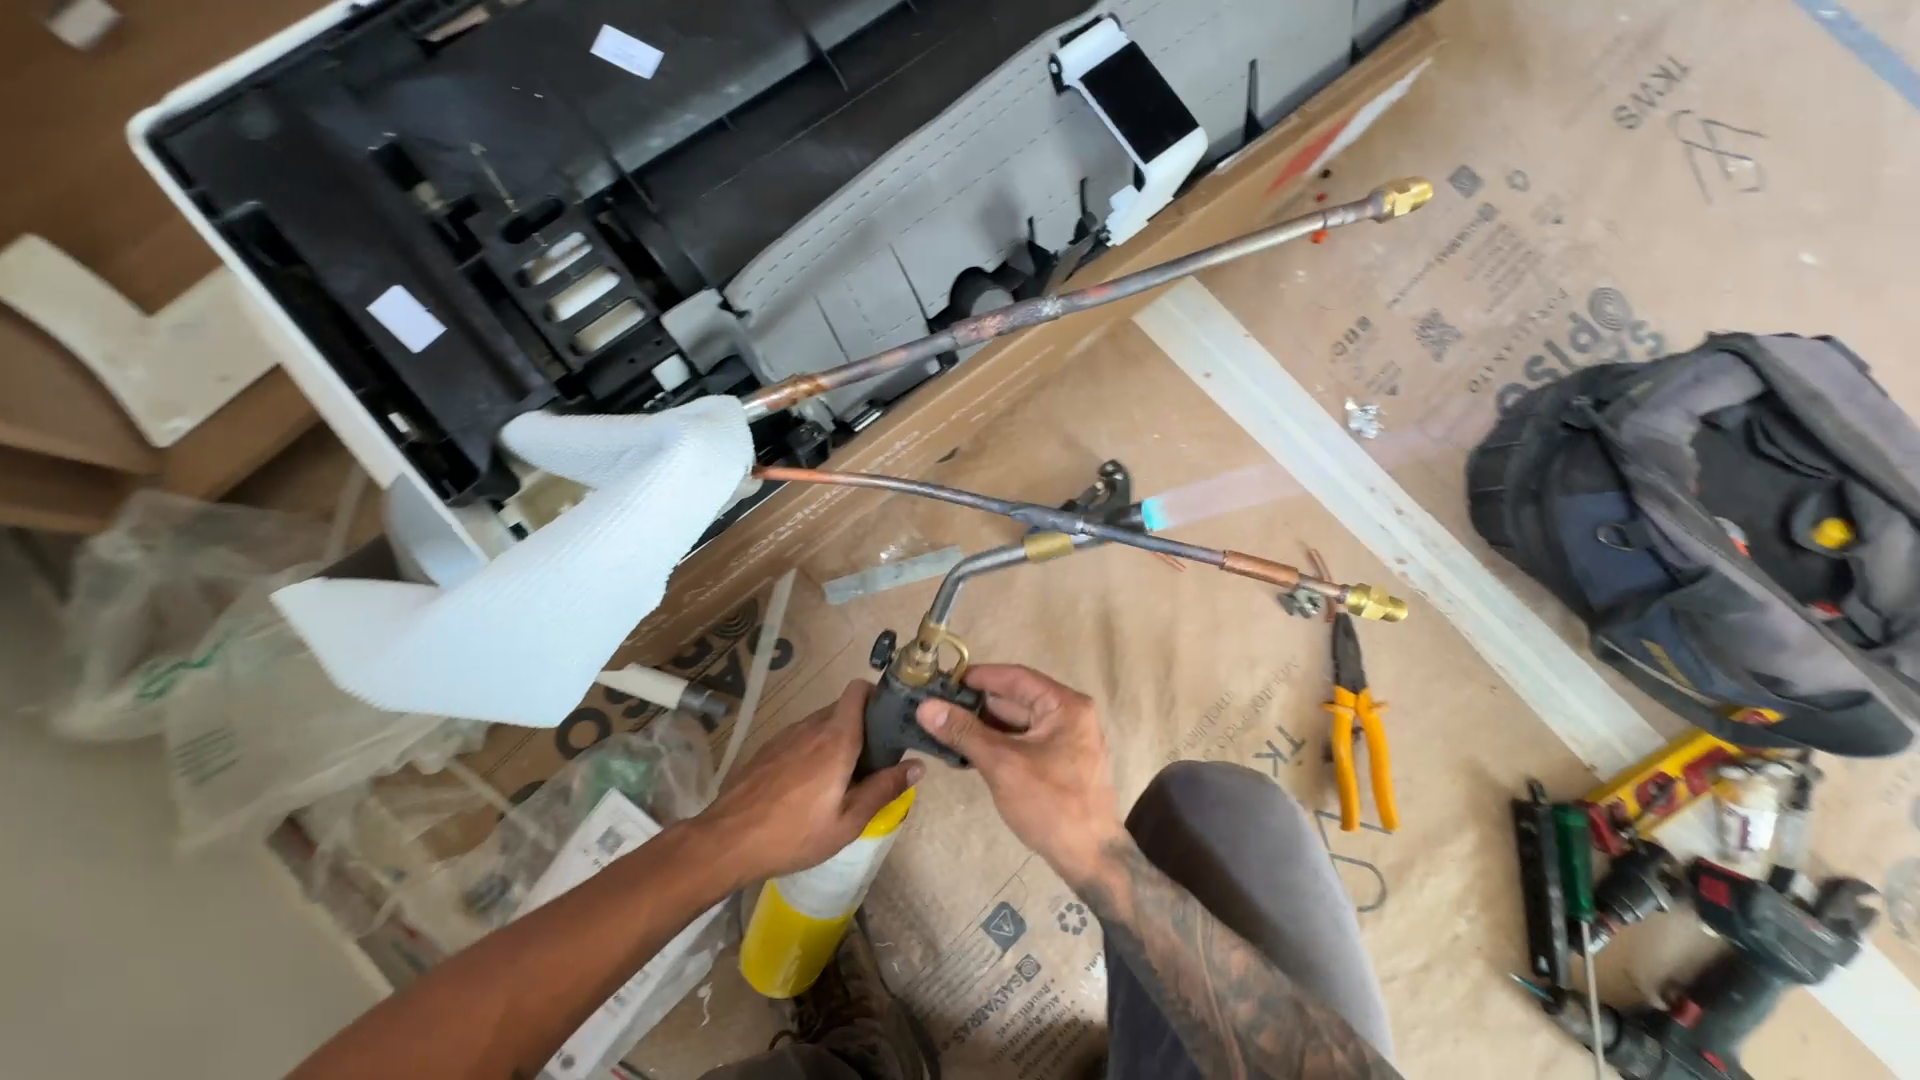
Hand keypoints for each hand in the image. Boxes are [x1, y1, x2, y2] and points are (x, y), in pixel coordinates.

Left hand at [698, 680, 920, 885]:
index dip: (877, 696)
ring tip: (845, 775)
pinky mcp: (767, 750)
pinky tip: (811, 785)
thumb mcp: (848, 821)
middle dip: (863, 724)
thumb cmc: (794, 833)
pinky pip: (800, 738)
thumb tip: (917, 766)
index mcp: (836, 738)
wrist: (727, 841)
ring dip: (837, 738)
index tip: (891, 719)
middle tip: (876, 758)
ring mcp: (785, 736)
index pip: (858, 690)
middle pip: (843, 708)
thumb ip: (884, 789)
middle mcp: (811, 727)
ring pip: (821, 723)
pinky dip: (814, 750)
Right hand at [916, 665, 1124, 887]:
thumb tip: (926, 707)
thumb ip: (964, 732)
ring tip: (942, 729)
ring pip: (1016, 723)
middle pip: (1015, 699)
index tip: (943, 680)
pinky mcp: (1058, 762)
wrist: (1089, 857)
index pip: (1016, 677)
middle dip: (976, 704)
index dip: (978, 676)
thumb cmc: (1050, 804)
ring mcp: (1065, 740)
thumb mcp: (1002, 764)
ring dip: (983, 727)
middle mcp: (1069, 716)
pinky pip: (1022, 742)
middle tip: (935, 708)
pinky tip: (966, 752)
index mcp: (1065, 706)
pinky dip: (996, 744)